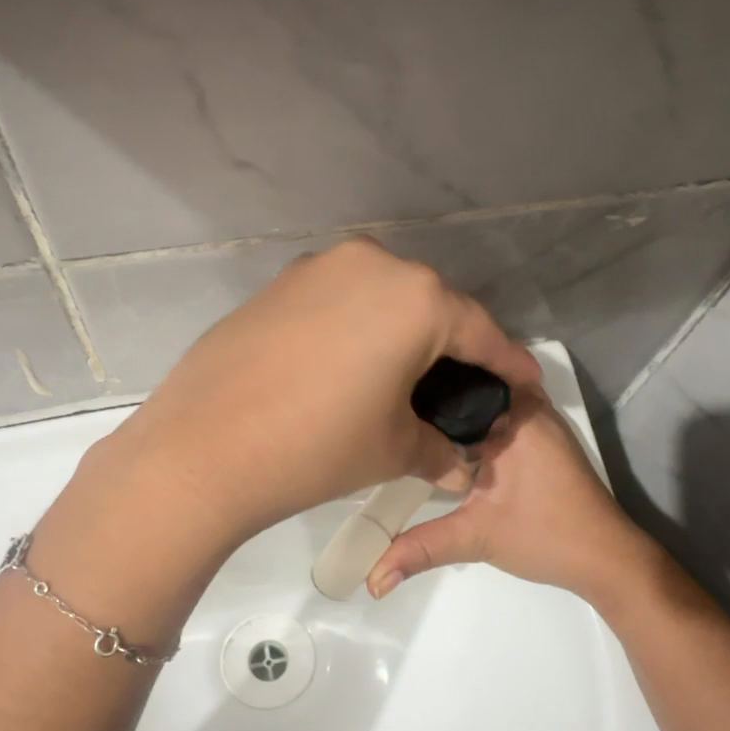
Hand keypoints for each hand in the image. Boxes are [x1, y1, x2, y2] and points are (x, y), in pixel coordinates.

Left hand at [105, 237, 541, 540]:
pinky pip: (340, 301)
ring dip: (403, 332)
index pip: (479, 332)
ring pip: (383, 298)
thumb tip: (459, 466)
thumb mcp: (393, 450)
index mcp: (416, 298)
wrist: (203, 450)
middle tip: (466, 384)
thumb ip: (439, 449)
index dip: (507, 363)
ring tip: (412, 375)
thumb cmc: (318, 447)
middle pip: (431, 306)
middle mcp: (372, 264)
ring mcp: (318, 268)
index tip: (527, 384)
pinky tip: (355, 365)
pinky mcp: (279, 284)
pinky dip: (359, 327)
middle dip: (454, 344)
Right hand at [365, 386, 658, 603]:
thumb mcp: (476, 537)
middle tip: (384, 408)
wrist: (608, 559)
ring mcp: (539, 423)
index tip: (380, 394)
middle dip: (431, 397)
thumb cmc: (547, 536)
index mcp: (515, 414)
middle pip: (470, 390)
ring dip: (452, 413)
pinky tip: (441, 444)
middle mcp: (529, 407)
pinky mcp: (542, 442)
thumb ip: (421, 548)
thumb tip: (371, 579)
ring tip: (403, 419)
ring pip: (484, 406)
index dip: (419, 386)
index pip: (458, 382)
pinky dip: (472, 428)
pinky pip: (497, 421)